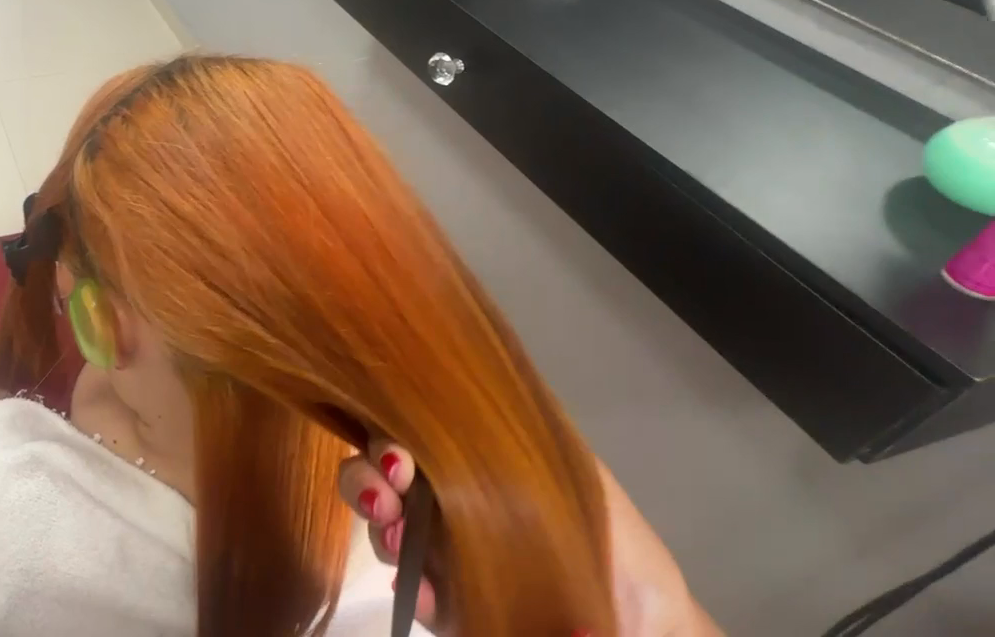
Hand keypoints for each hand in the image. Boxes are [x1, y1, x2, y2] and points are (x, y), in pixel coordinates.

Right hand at [337, 444, 722, 636]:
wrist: (647, 620)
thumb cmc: (606, 532)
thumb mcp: (566, 465)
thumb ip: (506, 430)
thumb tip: (448, 396)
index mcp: (457, 456)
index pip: (398, 431)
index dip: (383, 438)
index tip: (397, 458)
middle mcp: (436, 496)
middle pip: (373, 475)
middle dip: (363, 481)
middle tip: (382, 498)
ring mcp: (436, 553)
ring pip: (383, 530)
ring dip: (381, 532)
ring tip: (401, 543)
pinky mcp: (447, 607)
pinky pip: (413, 595)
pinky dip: (413, 592)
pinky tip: (426, 593)